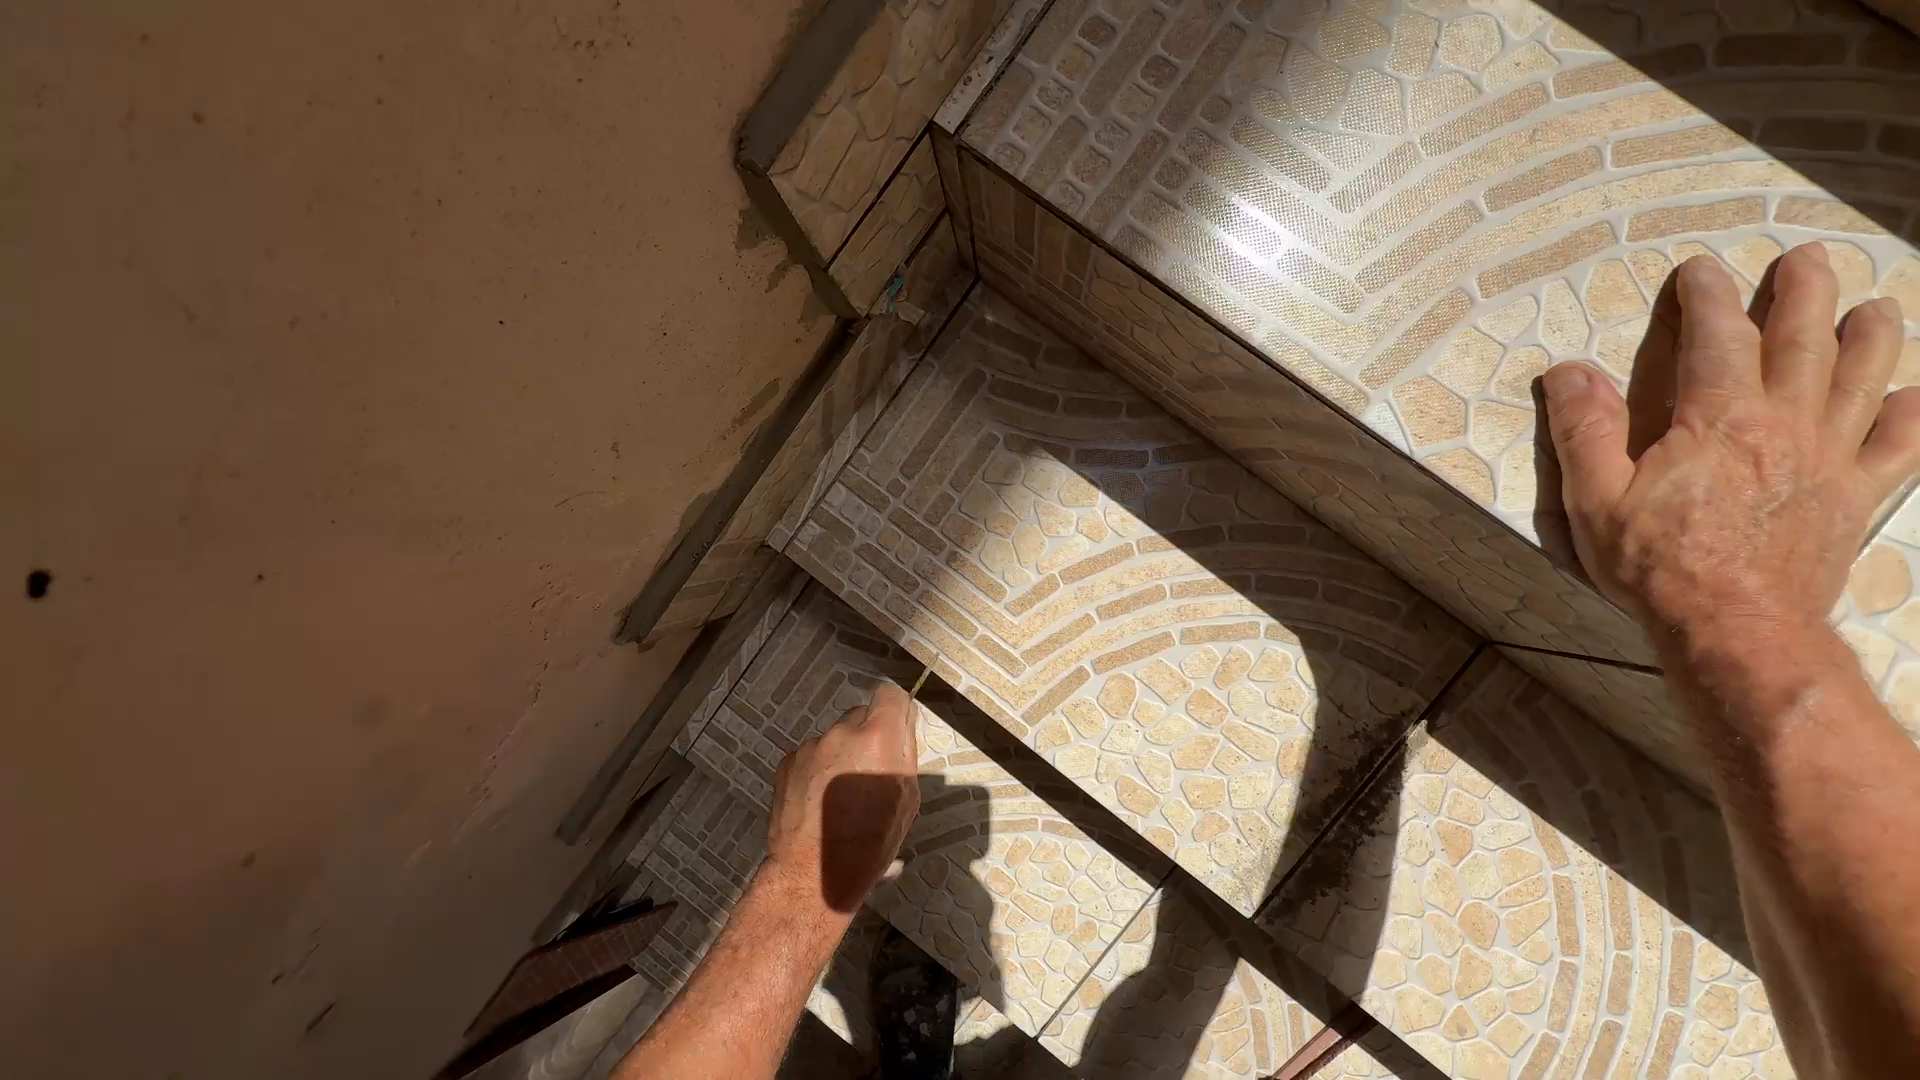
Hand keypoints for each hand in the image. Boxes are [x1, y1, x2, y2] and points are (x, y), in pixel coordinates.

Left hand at [762, 682, 920, 916]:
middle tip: (869, 772)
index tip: (896, 729)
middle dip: (868, 735)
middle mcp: (841, 732)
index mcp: (877, 738)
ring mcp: (810, 746)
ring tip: (840, 794)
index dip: (895, 709)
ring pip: (835, 737)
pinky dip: (818, 769)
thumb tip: (903, 722)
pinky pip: (812, 754)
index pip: (890, 694)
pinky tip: (819, 800)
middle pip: (860, 716)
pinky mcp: (788, 761)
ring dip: (841, 753)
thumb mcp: (907, 796)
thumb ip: (905, 751)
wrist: (812, 875)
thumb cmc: (871, 842)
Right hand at [1541, 244, 1919, 648]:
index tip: (1699, 269)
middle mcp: (1787, 425)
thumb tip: (1567, 372)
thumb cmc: (1654, 562)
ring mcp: (1833, 459)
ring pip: (1868, 378)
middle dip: (1805, 293)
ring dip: (1874, 334)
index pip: (1719, 339)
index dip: (1709, 297)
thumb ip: (1583, 430)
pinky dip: (1911, 411)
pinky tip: (1907, 394)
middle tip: (1806, 259)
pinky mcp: (1859, 496)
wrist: (1734, 625)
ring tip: (1875, 306)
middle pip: (1806, 342)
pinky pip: (1903, 443)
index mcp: (1718, 421)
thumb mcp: (1594, 497)